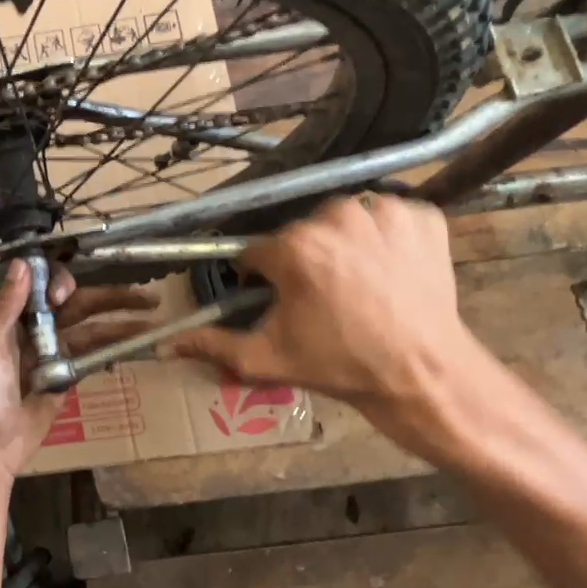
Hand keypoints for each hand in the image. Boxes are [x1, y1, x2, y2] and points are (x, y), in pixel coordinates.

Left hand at [0, 260, 157, 480]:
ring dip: (121, 327)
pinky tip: (138, 345)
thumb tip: (23, 262)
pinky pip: (91, 360)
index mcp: (11, 318)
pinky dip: (113, 352)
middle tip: (147, 295)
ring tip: (153, 323)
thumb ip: (7, 304)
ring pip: (91, 333)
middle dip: (111, 299)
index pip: (44, 288)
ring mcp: (52, 356)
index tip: (61, 298)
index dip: (60, 285)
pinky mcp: (65, 381)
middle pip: (78, 307)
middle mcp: (34, 331)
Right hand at [158, 194, 486, 431]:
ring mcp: (385, 213)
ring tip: (352, 283)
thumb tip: (164, 345)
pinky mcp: (423, 217)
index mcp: (294, 247)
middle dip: (302, 260)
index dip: (260, 278)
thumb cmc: (339, 365)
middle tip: (318, 298)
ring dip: (340, 244)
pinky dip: (383, 237)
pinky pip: (388, 216)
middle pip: (300, 231)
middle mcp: (338, 216)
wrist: (422, 374)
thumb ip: (211, 344)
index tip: (276, 299)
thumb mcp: (265, 358)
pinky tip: (385, 269)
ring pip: (343, 219)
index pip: (257, 252)